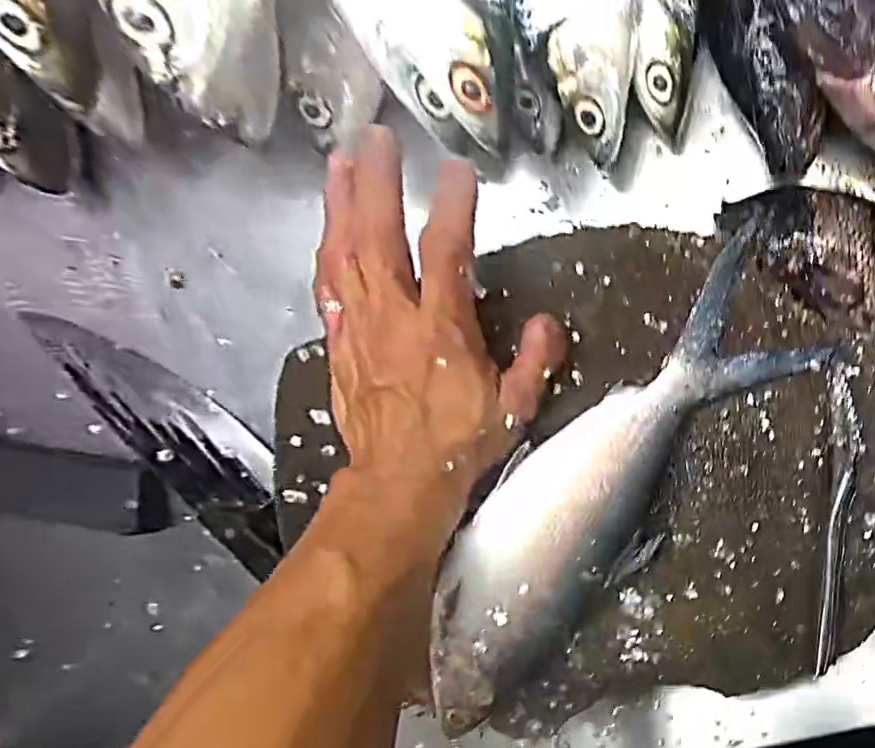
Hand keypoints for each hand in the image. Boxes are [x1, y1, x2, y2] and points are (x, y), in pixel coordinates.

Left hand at [313, 126, 566, 528]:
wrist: (402, 479)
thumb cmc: (459, 445)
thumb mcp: (514, 408)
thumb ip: (536, 362)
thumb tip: (549, 325)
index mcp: (441, 330)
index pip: (446, 253)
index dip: (453, 208)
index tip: (458, 172)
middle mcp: (394, 319)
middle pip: (378, 235)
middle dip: (377, 183)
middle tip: (377, 141)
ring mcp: (361, 329)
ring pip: (342, 253)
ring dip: (340, 204)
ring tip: (340, 165)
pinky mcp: (340, 346)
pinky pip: (327, 289)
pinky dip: (326, 254)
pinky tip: (326, 236)